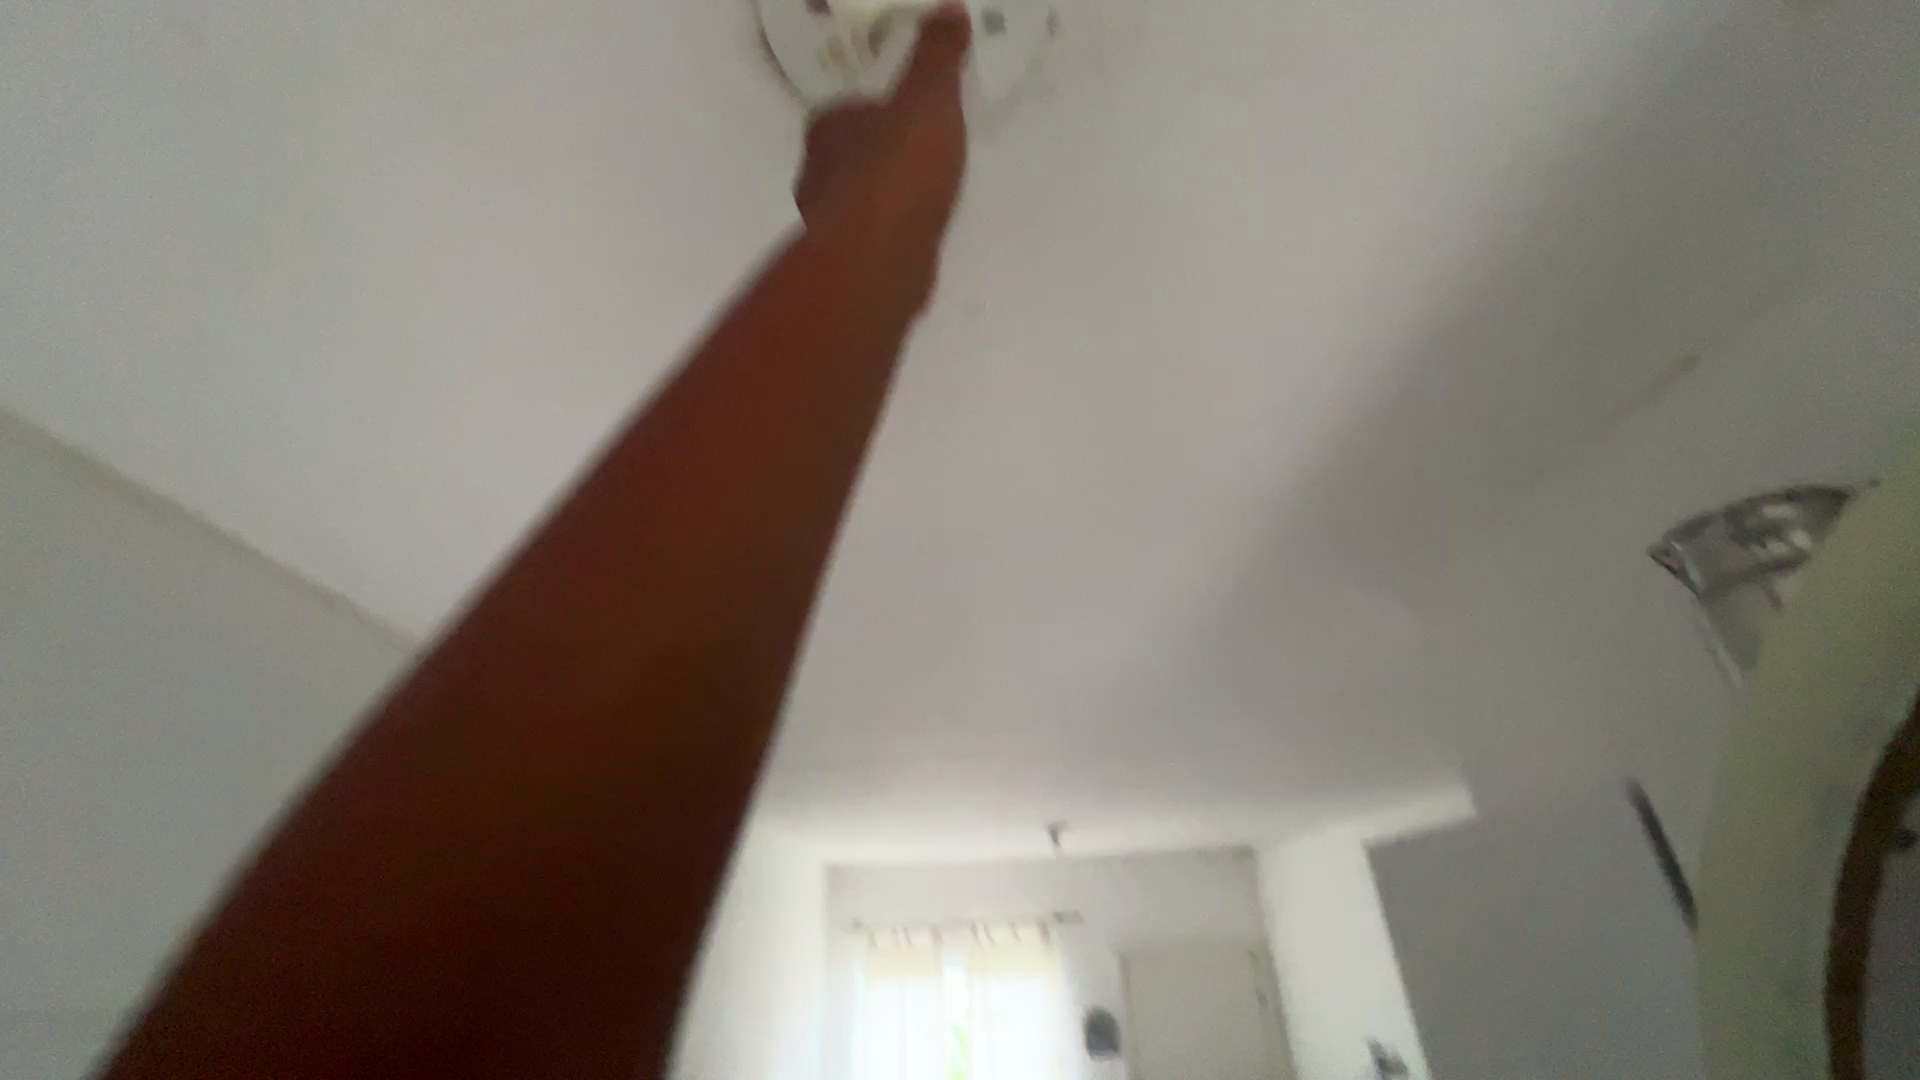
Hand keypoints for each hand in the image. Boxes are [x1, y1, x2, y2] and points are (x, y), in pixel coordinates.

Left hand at [794, 6, 971, 256]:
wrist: (881, 258)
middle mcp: (818, 178)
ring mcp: (829, 231)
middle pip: (846, 164)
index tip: (899, 121)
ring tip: (919, 209)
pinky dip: (887, 244)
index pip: (844, 114)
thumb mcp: (928, 100)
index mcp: (829, 129)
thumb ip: (938, 58)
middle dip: (874, 165)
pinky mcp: (848, 273)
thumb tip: (951, 7)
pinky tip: (912, 247)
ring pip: (855, 211)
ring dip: (880, 209)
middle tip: (913, 166)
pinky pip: (870, 249)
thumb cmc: (898, 171)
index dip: (871, 116)